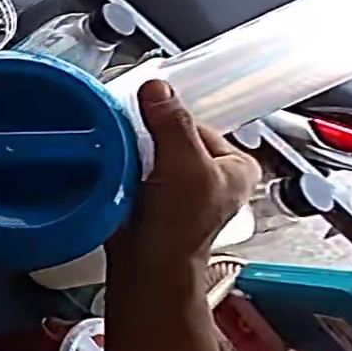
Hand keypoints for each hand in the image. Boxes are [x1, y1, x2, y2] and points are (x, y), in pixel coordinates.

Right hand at [116, 79, 260, 264]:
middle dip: (146, 135)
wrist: (146, 264)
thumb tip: (157, 86)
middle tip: (129, 141)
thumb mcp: (184, 166)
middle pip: (170, 134)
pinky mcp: (153, 196)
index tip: (143, 121)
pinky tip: (114, 168)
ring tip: (120, 156)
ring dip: (132, 149)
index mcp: (236, 163)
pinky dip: (123, 164)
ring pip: (151, 150)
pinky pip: (135, 166)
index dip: (167, 120)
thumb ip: (172, 124)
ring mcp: (180, 186)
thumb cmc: (177, 225)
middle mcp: (211, 173)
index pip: (195, 121)